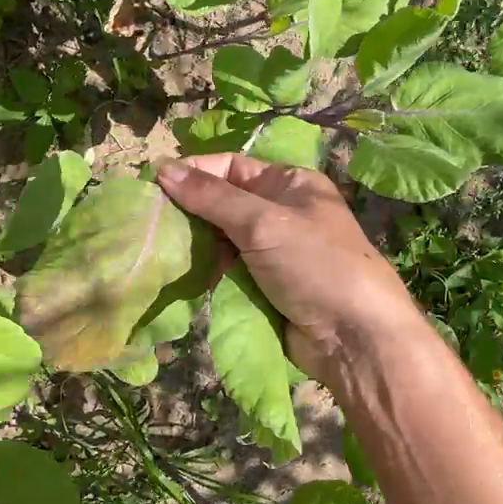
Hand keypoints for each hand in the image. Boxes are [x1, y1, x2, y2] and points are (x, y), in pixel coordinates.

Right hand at [156, 154, 424, 383]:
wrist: (353, 338)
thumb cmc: (316, 266)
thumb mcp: (263, 223)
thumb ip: (211, 197)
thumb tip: (162, 167)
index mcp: (288, 184)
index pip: (229, 166)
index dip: (192, 172)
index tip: (152, 184)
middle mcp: (278, 211)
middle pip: (219, 201)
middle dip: (187, 210)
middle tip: (149, 220)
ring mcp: (268, 250)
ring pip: (216, 238)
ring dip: (192, 243)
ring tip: (159, 247)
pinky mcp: (259, 284)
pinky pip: (221, 268)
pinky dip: (202, 270)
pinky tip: (179, 272)